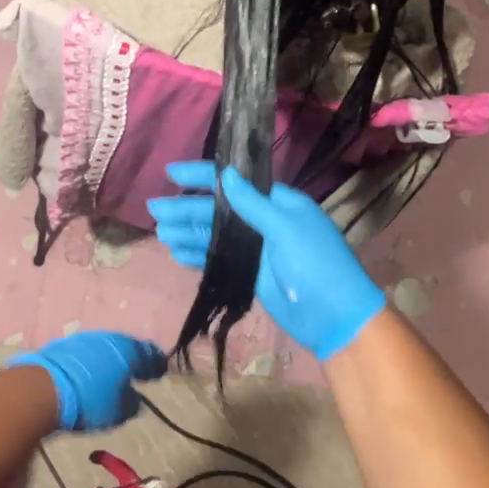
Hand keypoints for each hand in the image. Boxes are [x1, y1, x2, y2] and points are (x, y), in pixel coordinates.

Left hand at [9, 331, 166, 431]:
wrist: (42, 389)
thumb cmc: (90, 401)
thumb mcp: (118, 411)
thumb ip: (132, 403)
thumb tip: (134, 398)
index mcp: (129, 351)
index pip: (150, 354)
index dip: (157, 364)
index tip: (160, 372)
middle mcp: (110, 339)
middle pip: (127, 347)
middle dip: (134, 358)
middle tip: (138, 370)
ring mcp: (86, 339)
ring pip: (106, 348)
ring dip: (111, 359)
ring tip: (112, 373)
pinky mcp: (64, 345)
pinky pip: (87, 352)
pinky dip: (93, 361)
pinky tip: (89, 372)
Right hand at [147, 161, 386, 360]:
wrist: (334, 315)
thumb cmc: (316, 263)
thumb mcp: (286, 228)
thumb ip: (253, 204)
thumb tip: (226, 174)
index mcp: (277, 201)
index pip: (234, 181)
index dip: (202, 176)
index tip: (172, 172)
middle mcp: (263, 220)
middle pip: (218, 208)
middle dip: (186, 207)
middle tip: (154, 209)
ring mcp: (255, 248)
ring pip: (214, 234)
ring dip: (188, 230)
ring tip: (160, 231)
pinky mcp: (249, 273)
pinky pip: (217, 258)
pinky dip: (197, 254)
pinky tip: (176, 252)